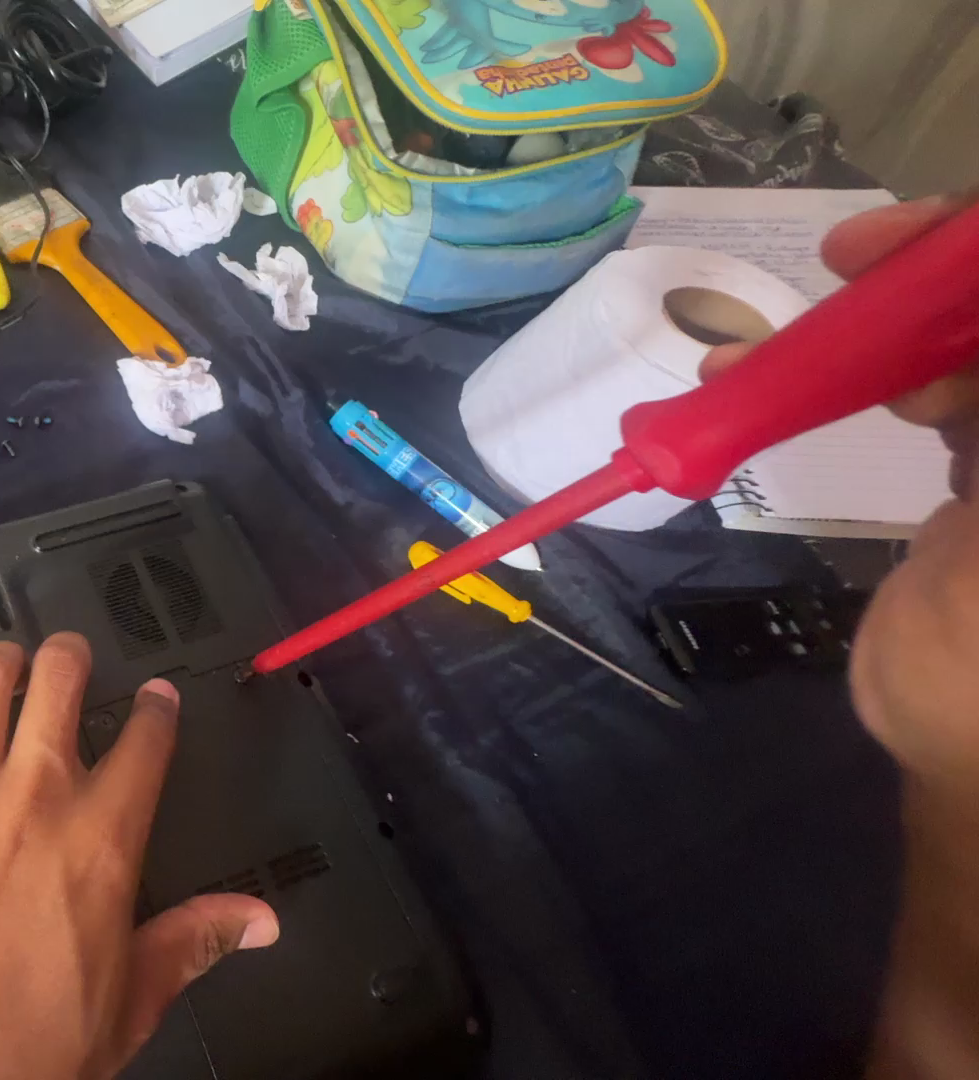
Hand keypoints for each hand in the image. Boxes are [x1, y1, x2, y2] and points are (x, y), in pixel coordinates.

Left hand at [0, 633, 279, 1079]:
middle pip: (62, 680)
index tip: (153, 699)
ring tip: (10, 663)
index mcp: (100, 841)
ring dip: (6, 660)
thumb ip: (192, 941)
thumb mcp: (126, 1001)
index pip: (144, 741)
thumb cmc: (18, 1048)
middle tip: (71, 656)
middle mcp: (34, 798)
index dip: (155, 709)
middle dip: (72, 656)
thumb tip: (255, 921)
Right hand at [702, 193, 978, 806]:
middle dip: (939, 273)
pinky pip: (930, 390)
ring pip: (967, 342)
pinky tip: (783, 384)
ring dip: (877, 326)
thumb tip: (965, 322)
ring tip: (769, 345)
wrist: (976, 747)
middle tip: (848, 260)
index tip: (907, 244)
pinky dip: (857, 377)